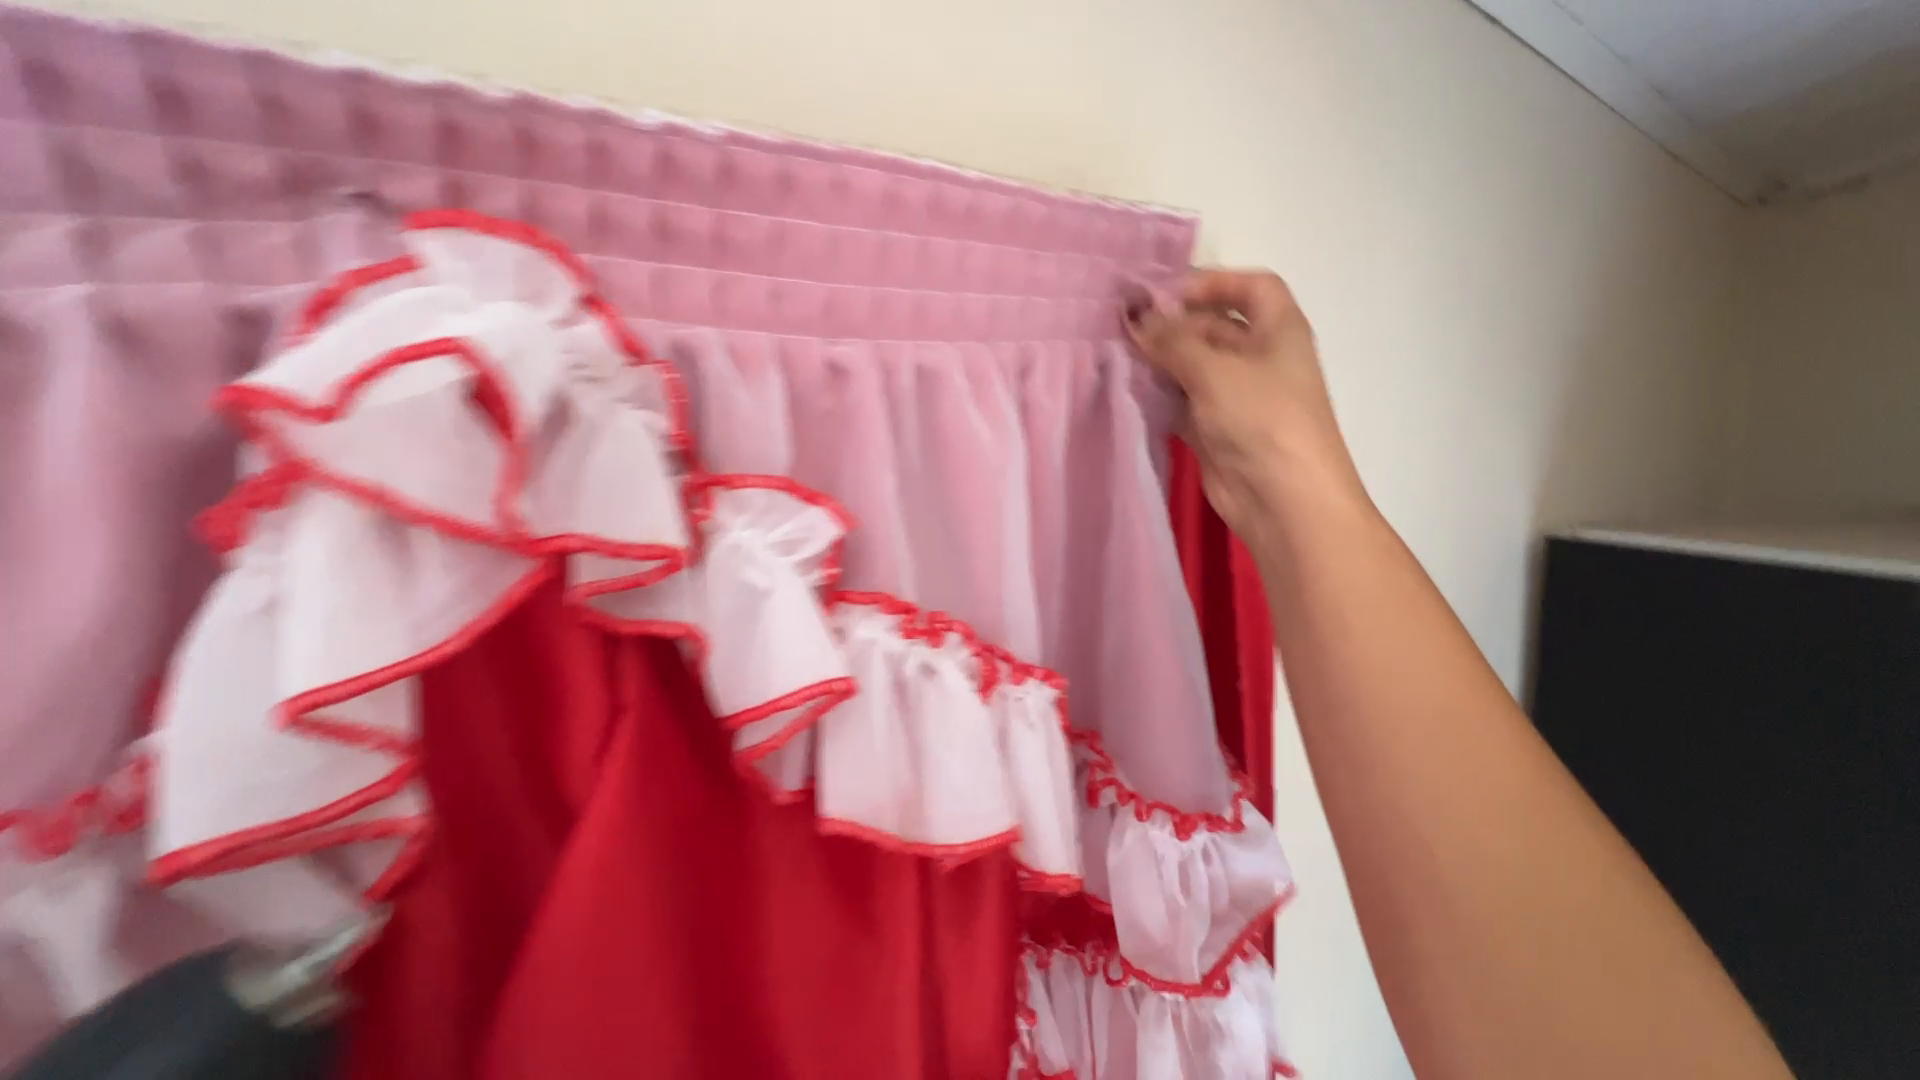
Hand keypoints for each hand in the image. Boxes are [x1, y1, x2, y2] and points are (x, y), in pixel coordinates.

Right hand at [1125, 270, 1362, 538]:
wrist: (1283, 499)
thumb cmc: (1261, 418)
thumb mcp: (1214, 369)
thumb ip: (1170, 339)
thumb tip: (1133, 312)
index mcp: (1279, 329)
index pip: (1253, 287)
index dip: (1214, 282)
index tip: (1167, 294)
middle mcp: (1260, 358)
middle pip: (1214, 327)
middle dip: (1173, 326)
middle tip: (1125, 328)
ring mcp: (1238, 397)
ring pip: (1193, 367)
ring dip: (1160, 362)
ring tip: (1118, 356)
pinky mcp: (1217, 430)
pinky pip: (1183, 402)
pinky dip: (1159, 396)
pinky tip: (1129, 391)